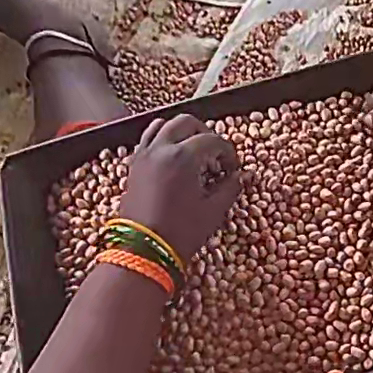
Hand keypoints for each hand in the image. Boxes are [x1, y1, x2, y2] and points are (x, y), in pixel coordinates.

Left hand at [116, 115, 240, 262]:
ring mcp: (144, 155)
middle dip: (205, 133)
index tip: (233, 167)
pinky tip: (173, 159)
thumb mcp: (212, 212)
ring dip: (182, 132)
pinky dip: (163, 141)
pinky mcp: (133, 166)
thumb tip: (238, 177)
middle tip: (216, 154)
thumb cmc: (180, 233)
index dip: (227, 152)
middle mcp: (161, 148)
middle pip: (186, 123)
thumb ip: (229, 188)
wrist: (143, 250)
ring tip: (193, 152)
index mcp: (183, 157)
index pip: (212, 140)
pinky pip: (148, 140)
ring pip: (163, 126)